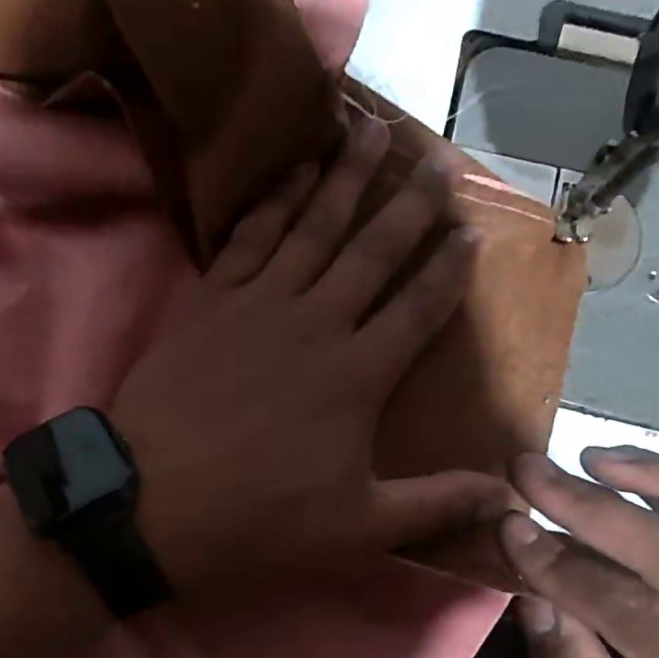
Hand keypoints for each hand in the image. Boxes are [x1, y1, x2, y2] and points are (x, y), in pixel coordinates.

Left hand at [111, 115, 508, 591]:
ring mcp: (261, 304)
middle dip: (412, 204)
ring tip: (373, 130)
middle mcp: (318, 324)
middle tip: (440, 159)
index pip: (418, 307)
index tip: (472, 230)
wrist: (152, 504)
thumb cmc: (263, 519)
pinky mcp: (213, 300)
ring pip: (315, 226)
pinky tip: (295, 169)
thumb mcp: (361, 526)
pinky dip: (276, 197)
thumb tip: (506, 497)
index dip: (448, 268)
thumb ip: (435, 503)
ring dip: (347, 177)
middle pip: (374, 250)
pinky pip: (251, 234)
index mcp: (360, 376)